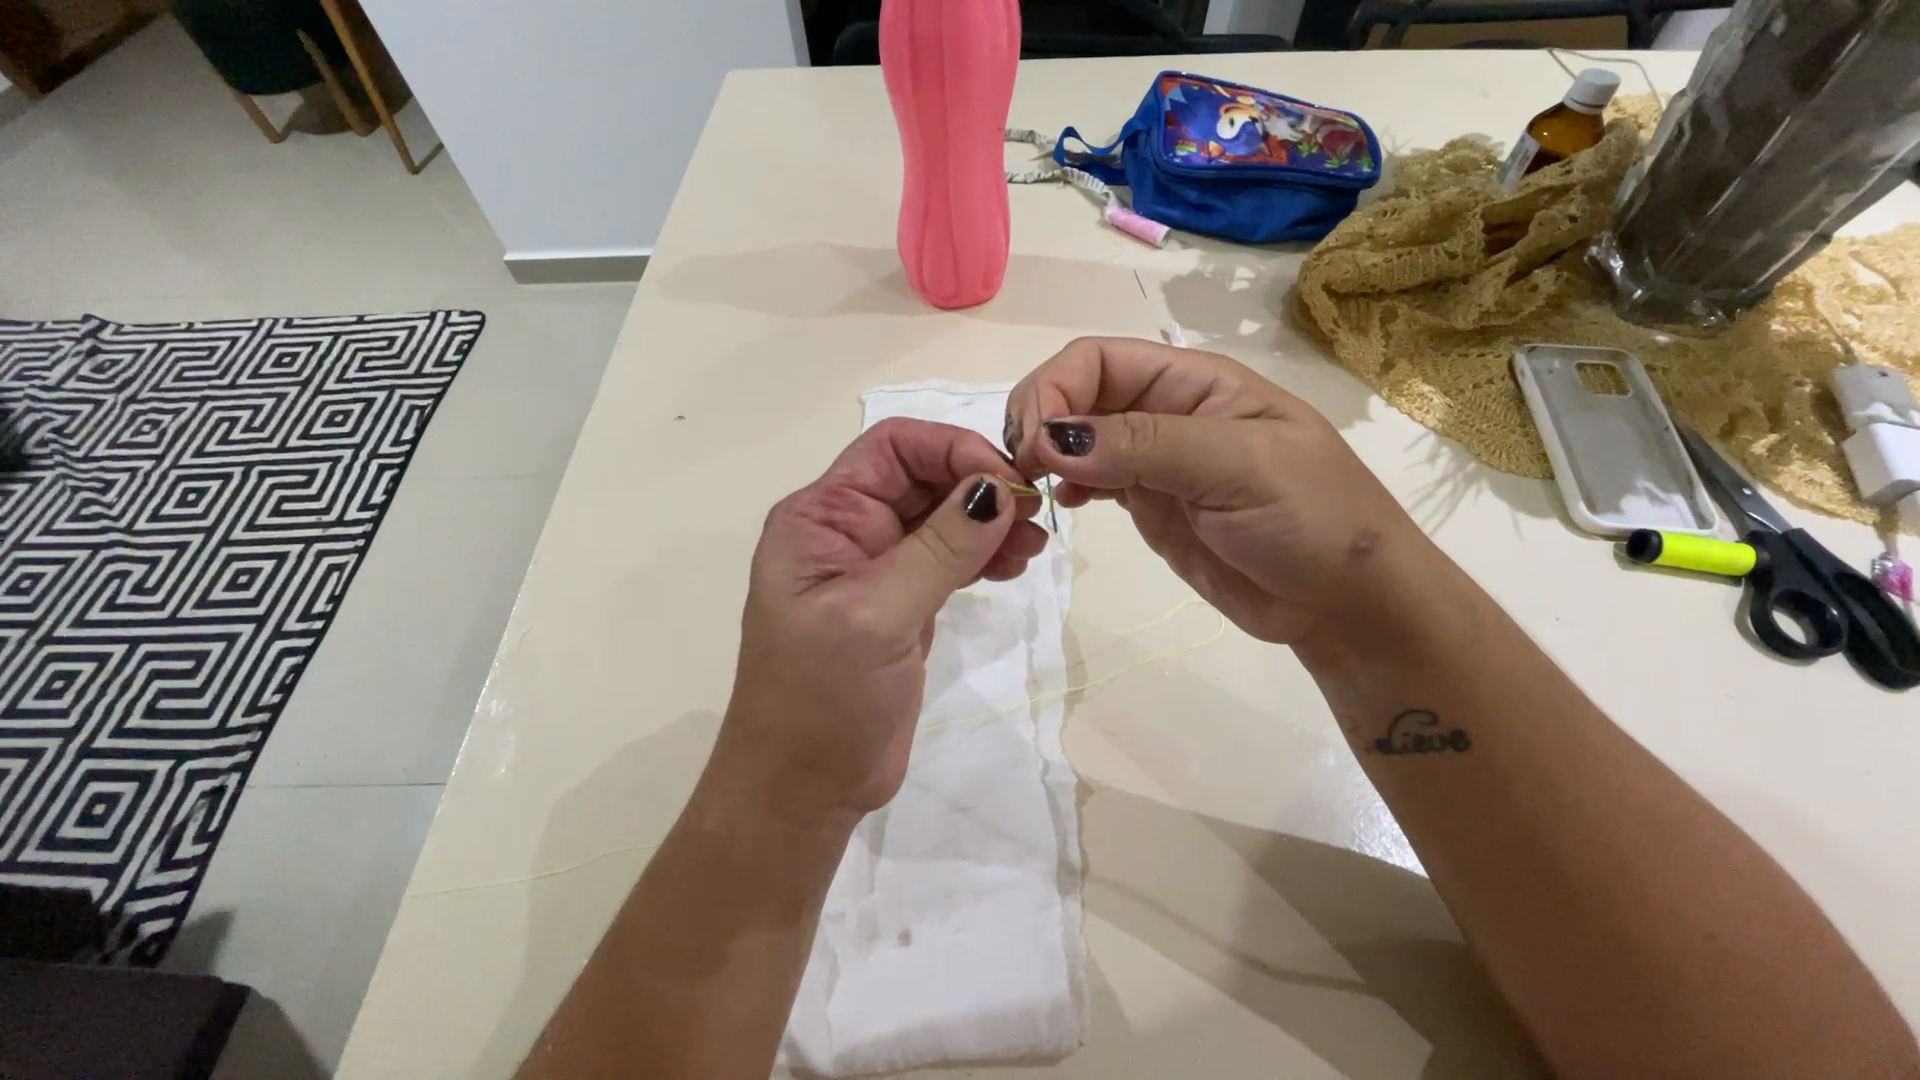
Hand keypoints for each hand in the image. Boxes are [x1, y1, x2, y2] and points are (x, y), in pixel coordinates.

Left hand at [713, 418, 1046, 828]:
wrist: (803, 788)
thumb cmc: (822, 699)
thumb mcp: (877, 616)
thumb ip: (938, 548)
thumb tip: (996, 487)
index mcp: (820, 517)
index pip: (892, 448)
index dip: (953, 449)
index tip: (1007, 482)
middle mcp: (845, 531)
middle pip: (923, 478)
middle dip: (980, 487)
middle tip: (1035, 515)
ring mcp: (877, 569)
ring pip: (943, 518)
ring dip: (990, 520)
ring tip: (1034, 544)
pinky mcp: (903, 604)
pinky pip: (949, 558)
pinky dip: (984, 553)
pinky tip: (1016, 563)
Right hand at [1005, 337, 1432, 645]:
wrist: (1345, 602)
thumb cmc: (1313, 519)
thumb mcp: (1240, 467)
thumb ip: (1146, 445)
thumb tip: (1051, 438)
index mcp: (1194, 381)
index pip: (1098, 359)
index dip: (1055, 389)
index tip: (1034, 443)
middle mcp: (1168, 411)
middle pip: (1079, 393)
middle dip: (1041, 419)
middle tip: (1023, 469)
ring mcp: (1156, 461)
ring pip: (1078, 437)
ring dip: (1045, 453)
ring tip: (1031, 487)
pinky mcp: (1150, 505)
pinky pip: (1092, 480)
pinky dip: (1066, 485)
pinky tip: (1061, 502)